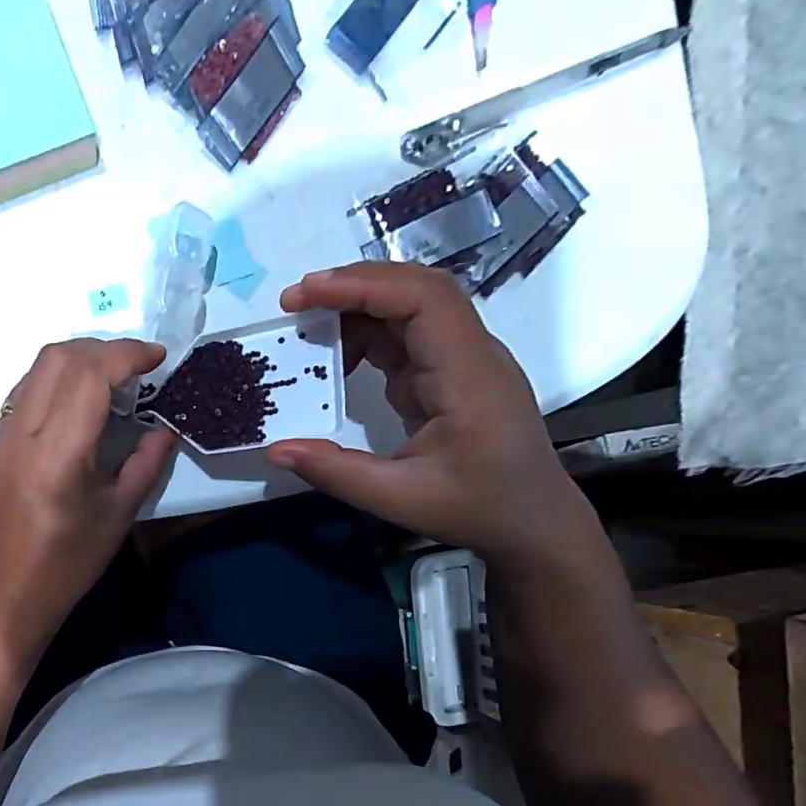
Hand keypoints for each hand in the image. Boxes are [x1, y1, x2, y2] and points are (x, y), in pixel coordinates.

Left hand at [0, 338, 176, 651]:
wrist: (12, 589)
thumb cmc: (71, 561)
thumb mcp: (119, 513)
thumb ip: (146, 462)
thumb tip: (167, 425)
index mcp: (57, 455)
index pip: (89, 375)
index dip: (127, 354)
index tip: (157, 357)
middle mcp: (22, 435)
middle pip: (58, 357)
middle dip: (103, 348)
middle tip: (136, 366)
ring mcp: (2, 436)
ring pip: (37, 368)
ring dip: (77, 358)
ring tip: (111, 376)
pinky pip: (24, 389)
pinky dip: (55, 378)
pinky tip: (78, 399)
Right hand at [265, 263, 594, 566]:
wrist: (531, 520)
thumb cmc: (476, 508)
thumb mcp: (400, 499)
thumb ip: (336, 472)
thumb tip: (275, 449)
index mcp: (469, 376)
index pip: (423, 301)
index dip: (363, 286)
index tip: (305, 294)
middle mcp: (470, 354)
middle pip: (416, 290)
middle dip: (353, 285)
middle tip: (294, 302)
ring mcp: (460, 360)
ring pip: (409, 307)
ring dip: (355, 307)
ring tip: (304, 325)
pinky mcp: (446, 372)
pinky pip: (403, 335)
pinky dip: (363, 334)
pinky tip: (334, 356)